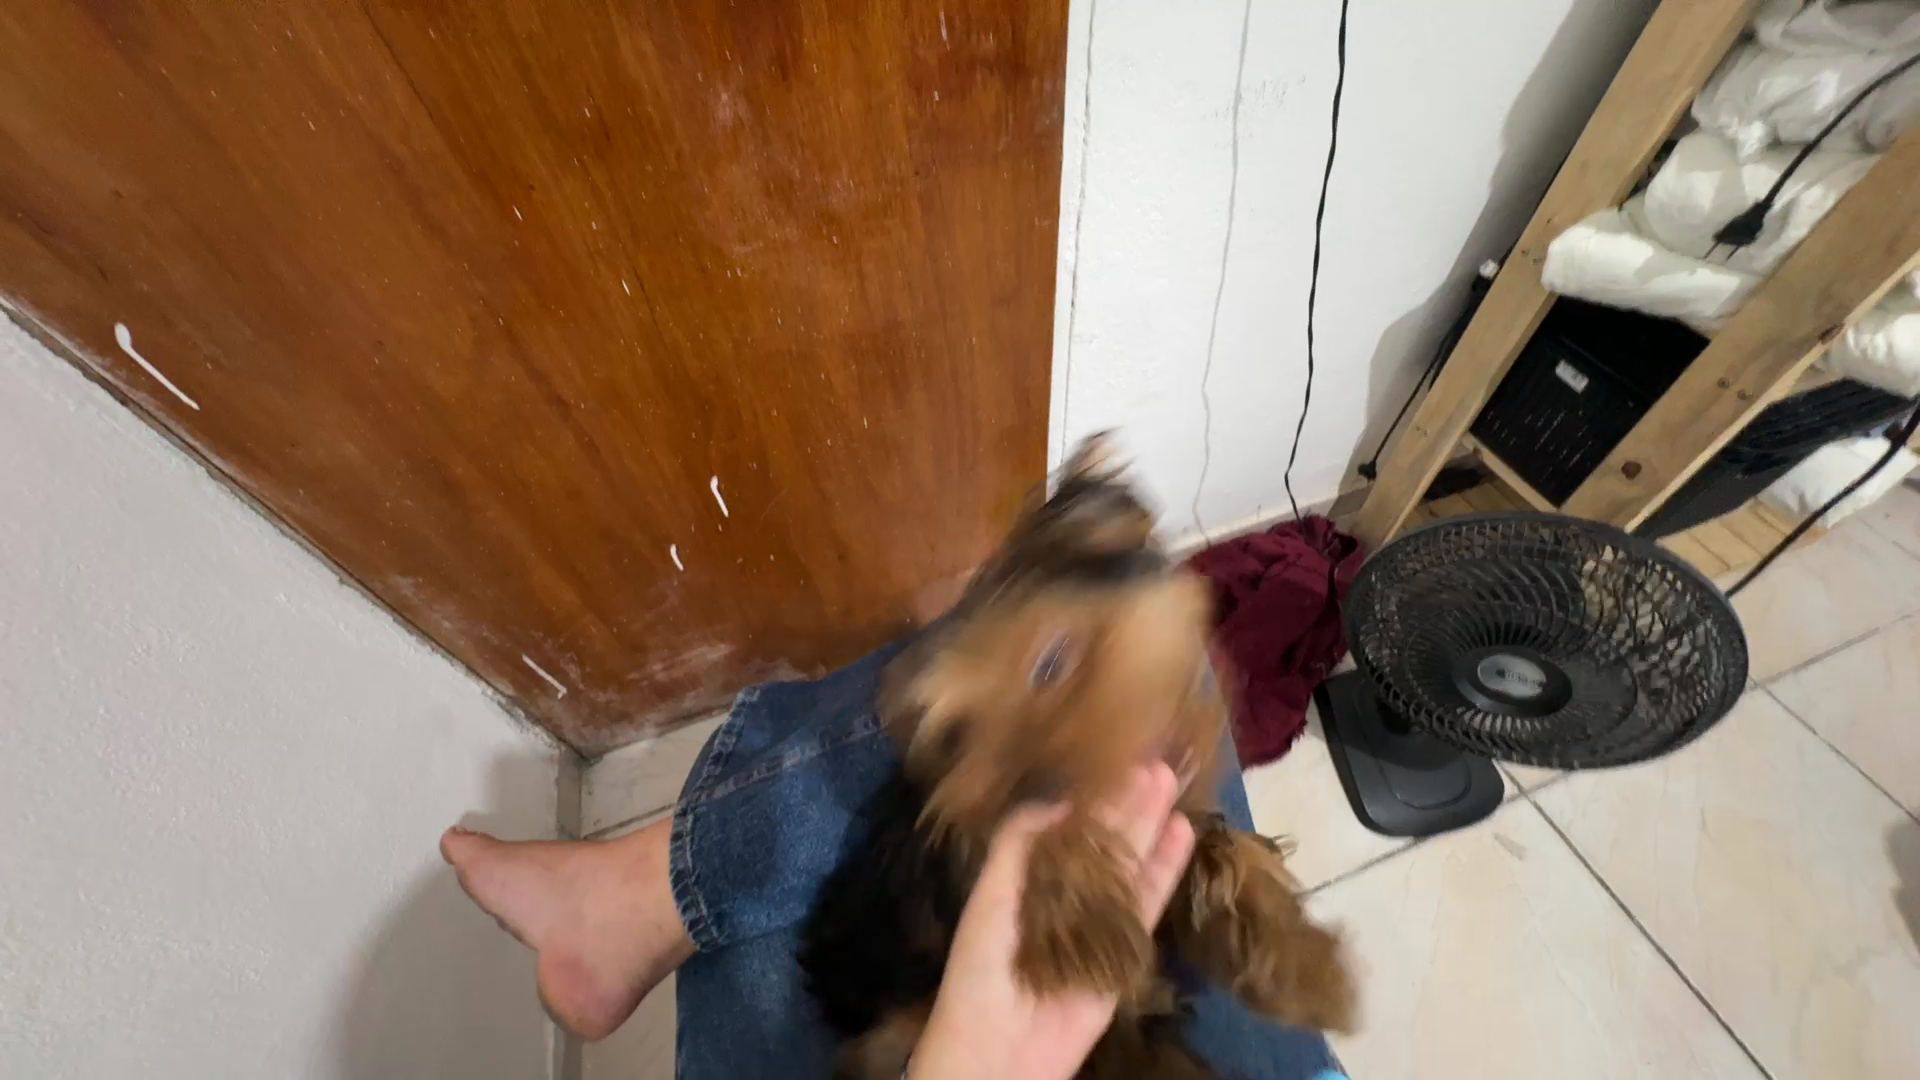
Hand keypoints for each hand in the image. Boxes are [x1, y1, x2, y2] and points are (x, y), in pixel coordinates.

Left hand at [909, 763, 1196, 1079]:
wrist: (1001, 1045)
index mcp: (1034, 870)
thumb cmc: (986, 958)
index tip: (1112, 758)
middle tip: (1154, 760)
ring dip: (1149, 821)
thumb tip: (1063, 800)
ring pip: (1131, 859)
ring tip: (1169, 780)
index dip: (1092, 792)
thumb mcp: (992, 884)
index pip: (1070, 822)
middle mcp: (1070, 887)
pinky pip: (1149, 899)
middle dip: (1127, 799)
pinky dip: (1165, 866)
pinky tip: (1181, 832)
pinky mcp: (1127, 945)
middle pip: (1106, 836)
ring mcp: (1101, 915)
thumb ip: (1022, 838)